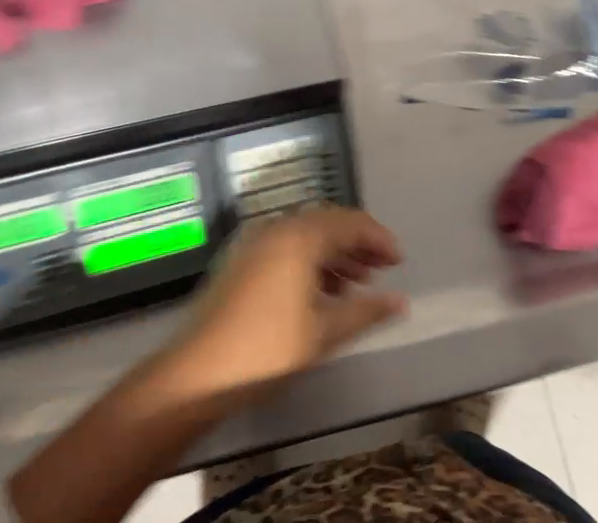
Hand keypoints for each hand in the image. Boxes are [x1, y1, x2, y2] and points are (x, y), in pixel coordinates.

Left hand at [167, 207, 406, 398]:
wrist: (196, 375)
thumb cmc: (266, 350)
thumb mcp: (324, 332)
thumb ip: (367, 311)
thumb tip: (401, 302)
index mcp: (299, 237)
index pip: (350, 222)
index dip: (379, 239)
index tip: (398, 262)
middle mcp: (276, 229)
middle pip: (327, 224)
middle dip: (358, 244)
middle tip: (382, 269)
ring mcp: (254, 244)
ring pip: (305, 236)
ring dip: (335, 253)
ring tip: (356, 284)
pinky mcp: (240, 262)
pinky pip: (285, 248)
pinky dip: (310, 261)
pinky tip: (321, 292)